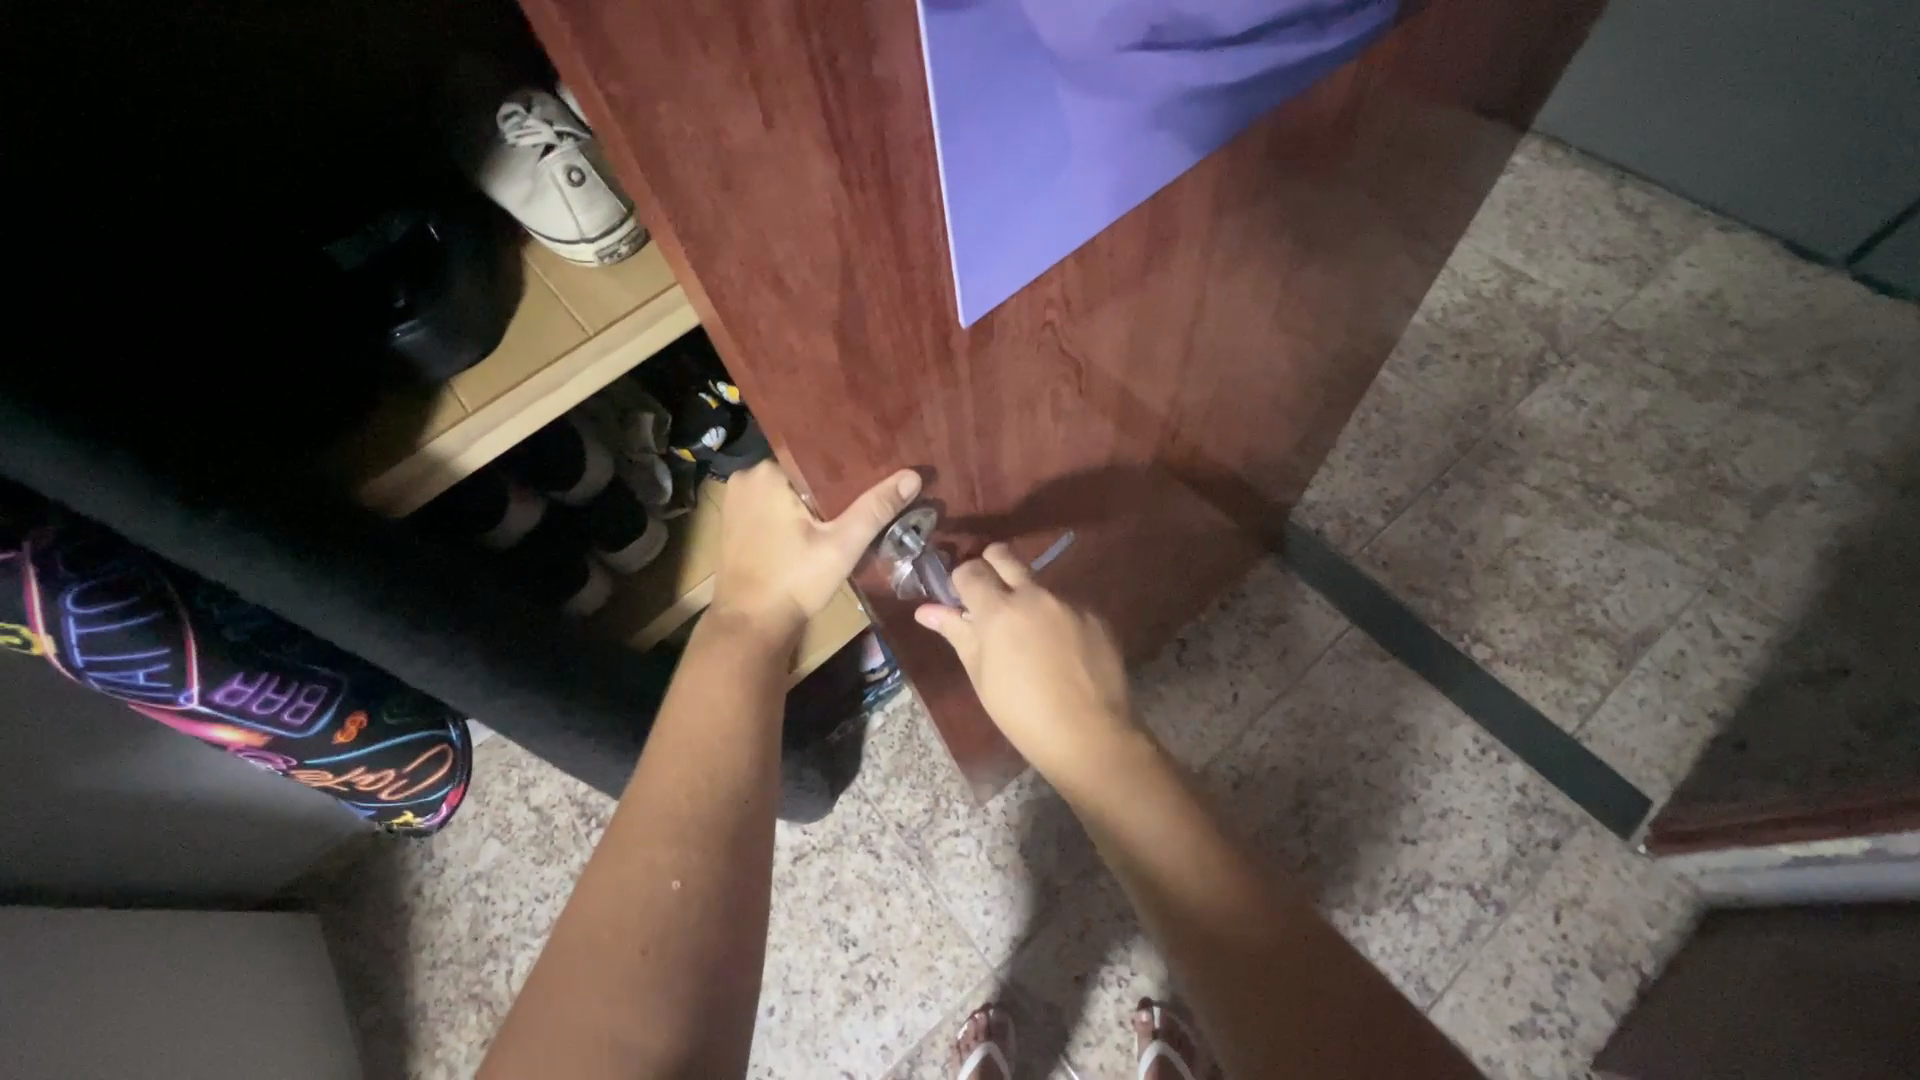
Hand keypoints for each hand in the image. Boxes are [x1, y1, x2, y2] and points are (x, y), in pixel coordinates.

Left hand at [709, 461, 920, 643]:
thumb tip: (912, 475)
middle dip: (833, 486)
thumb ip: (876, 508)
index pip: (818, 457)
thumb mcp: (842, 545)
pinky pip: (774, 506)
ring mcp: (736, 500)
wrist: (751, 624)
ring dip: (814, 501)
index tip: (876, 475)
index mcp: (769, 472)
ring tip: (849, 508)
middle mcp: (747, 477)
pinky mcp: (735, 521)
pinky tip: (818, 526)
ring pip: (789, 490)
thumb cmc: (795, 581)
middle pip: (804, 474)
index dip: (849, 468)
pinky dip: (795, 513)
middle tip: (868, 495)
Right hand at [914, 544, 1138, 780]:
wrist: (1088, 735)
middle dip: (990, 565)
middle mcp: (1035, 595)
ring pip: (1039, 583)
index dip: (960, 581)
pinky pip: (1067, 605)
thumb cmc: (1021, 713)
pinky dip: (1056, 618)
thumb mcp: (981, 675)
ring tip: (1029, 637)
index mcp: (999, 610)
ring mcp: (1069, 602)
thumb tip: (926, 610)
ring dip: (1027, 597)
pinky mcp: (1095, 616)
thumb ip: (957, 634)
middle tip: (988, 595)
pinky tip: (1060, 652)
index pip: (969, 570)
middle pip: (1004, 556)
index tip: (961, 600)